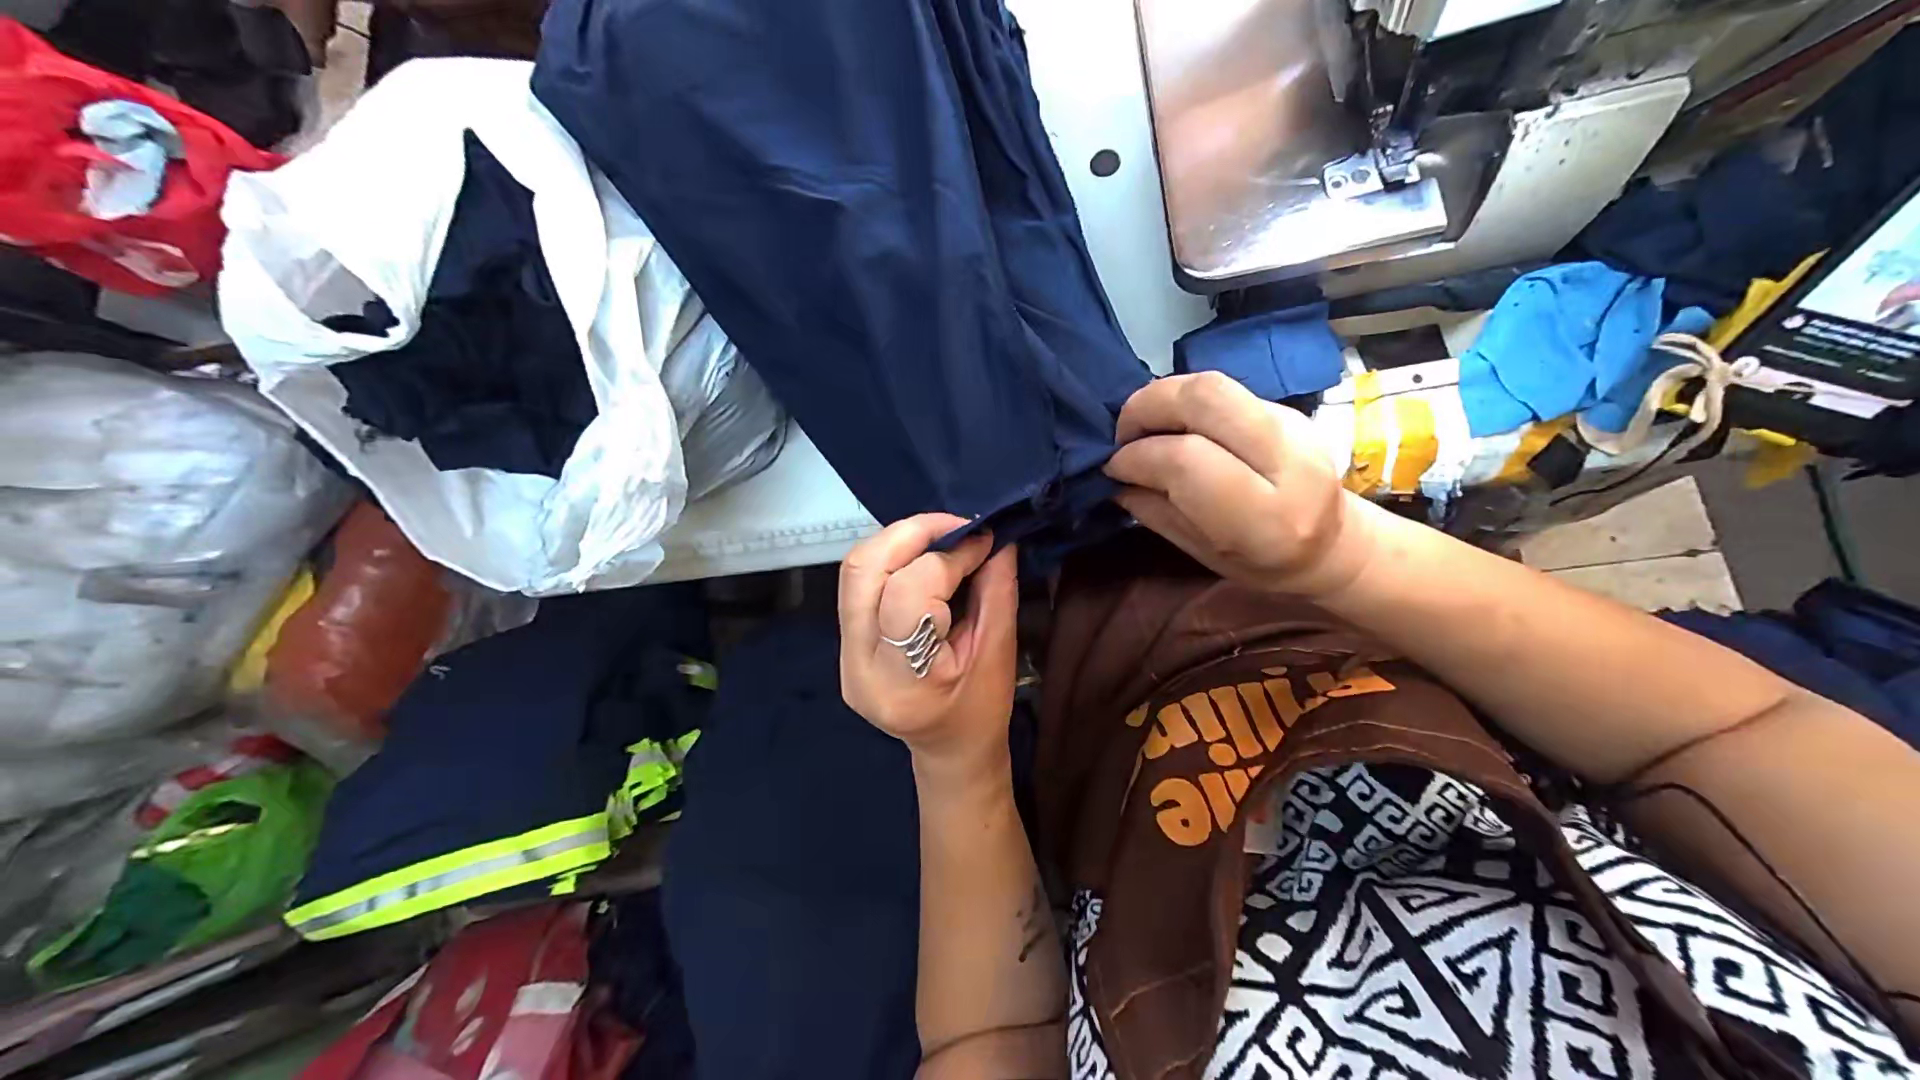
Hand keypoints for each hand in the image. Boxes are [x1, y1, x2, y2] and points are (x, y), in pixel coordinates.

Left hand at [839, 514, 1019, 774]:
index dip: (947, 558)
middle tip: (957, 527)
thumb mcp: (998, 653)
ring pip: (855, 569)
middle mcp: (858, 665)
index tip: (983, 544)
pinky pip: (860, 582)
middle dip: (911, 533)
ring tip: (942, 537)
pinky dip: (892, 557)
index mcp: (899, 681)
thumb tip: (994, 537)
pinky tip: (924, 556)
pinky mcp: (846, 643)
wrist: (949, 750)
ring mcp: (845, 654)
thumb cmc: (980, 713)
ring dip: (899, 540)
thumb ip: (995, 590)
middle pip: (863, 570)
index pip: (907, 595)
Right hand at [1104, 372, 1373, 596]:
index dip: (1137, 457)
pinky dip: (1184, 401)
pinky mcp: (1285, 408)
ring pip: (1214, 384)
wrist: (1335, 545)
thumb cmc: (1264, 565)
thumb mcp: (1202, 552)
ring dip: (1163, 398)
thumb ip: (1156, 510)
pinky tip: (1171, 425)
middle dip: (1147, 406)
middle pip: (1205, 397)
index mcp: (1265, 516)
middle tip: (1123, 433)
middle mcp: (1285, 460)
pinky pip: (1223, 390)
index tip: (1113, 467)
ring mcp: (1290, 425)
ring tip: (1142, 426)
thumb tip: (1115, 475)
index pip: (1186, 460)